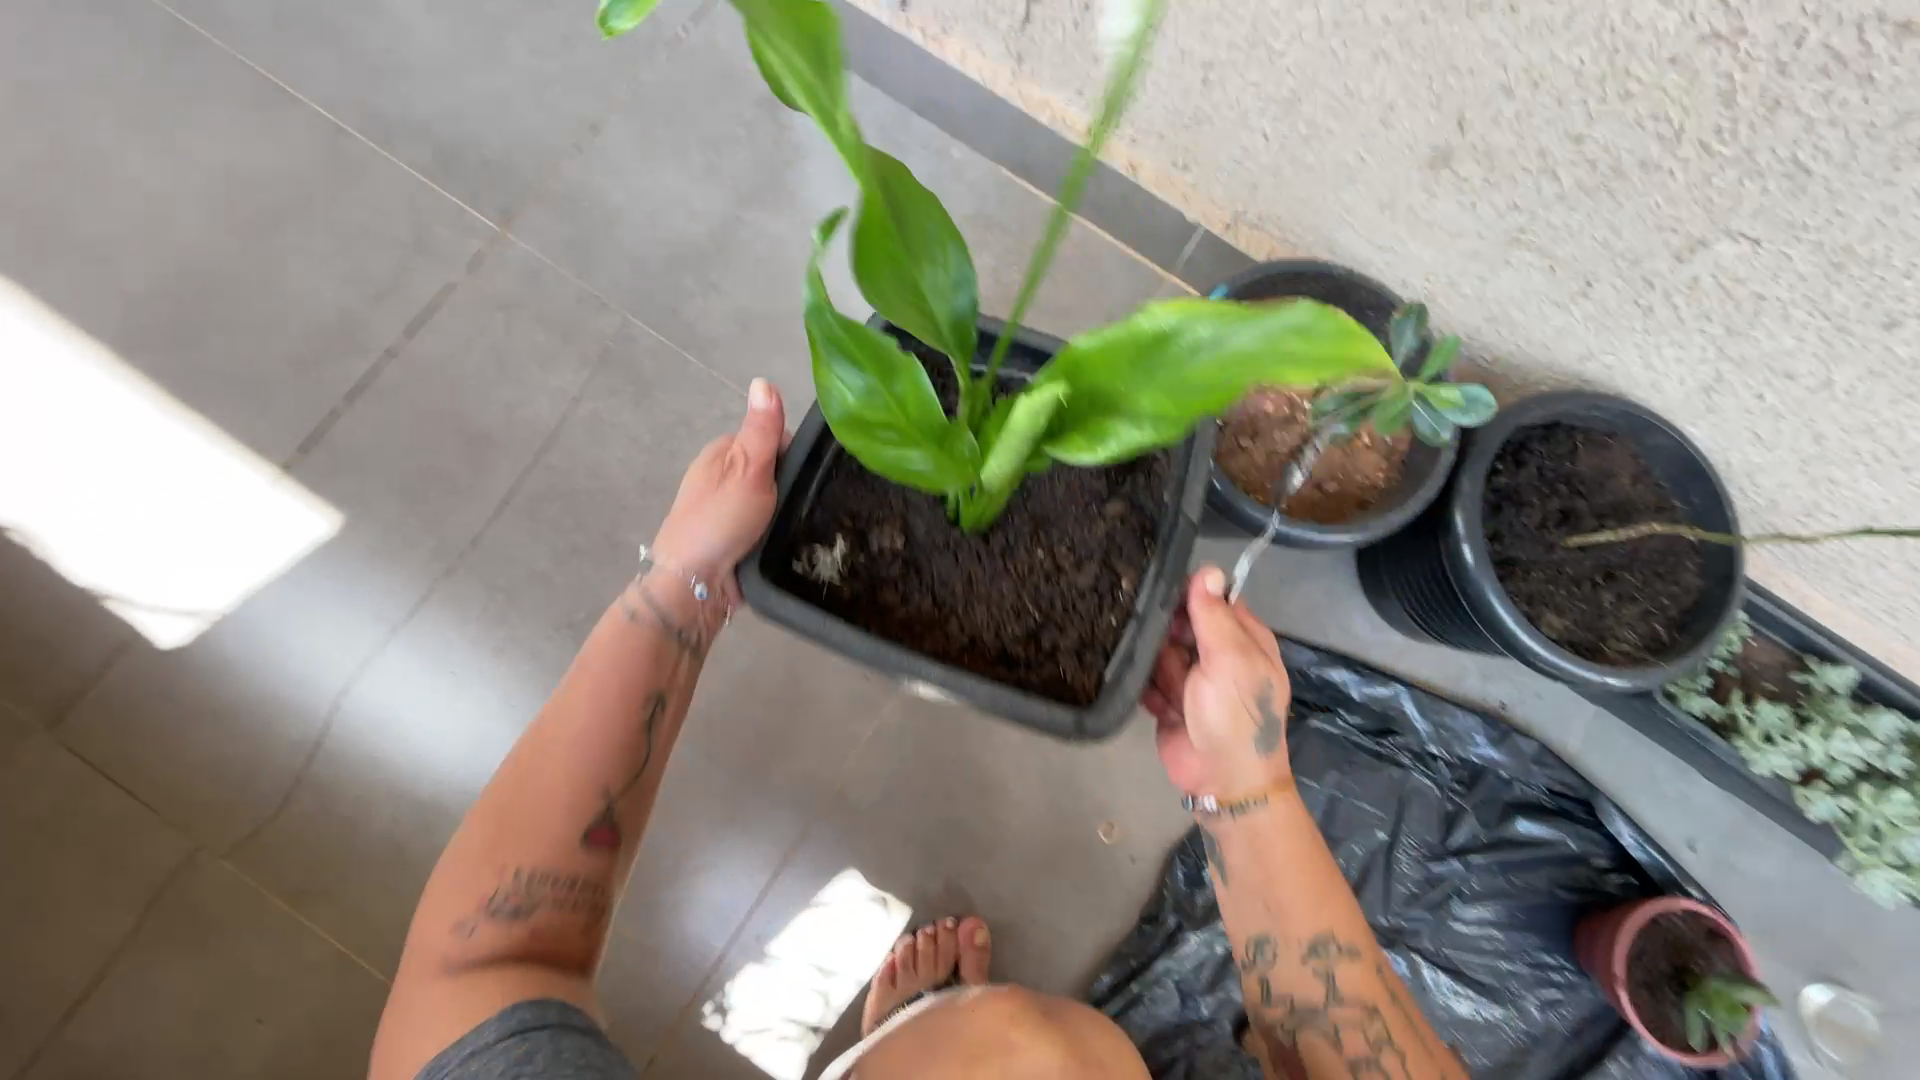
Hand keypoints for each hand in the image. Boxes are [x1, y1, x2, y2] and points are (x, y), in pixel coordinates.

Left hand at [651, 378, 788, 603]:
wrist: (694, 583)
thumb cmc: (721, 521)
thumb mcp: (748, 469)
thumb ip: (762, 430)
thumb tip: (763, 379)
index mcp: (722, 453)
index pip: (773, 440)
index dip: (795, 455)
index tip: (807, 477)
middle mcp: (721, 478)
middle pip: (773, 473)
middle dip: (791, 488)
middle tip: (806, 507)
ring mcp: (724, 512)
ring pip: (771, 503)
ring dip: (786, 515)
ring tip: (806, 528)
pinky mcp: (731, 542)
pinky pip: (765, 530)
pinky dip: (776, 536)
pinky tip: (789, 545)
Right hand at [1143, 565, 1293, 799]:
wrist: (1222, 780)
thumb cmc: (1234, 716)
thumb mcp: (1229, 659)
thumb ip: (1213, 614)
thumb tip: (1208, 569)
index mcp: (1245, 639)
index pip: (1214, 599)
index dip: (1191, 598)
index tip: (1167, 600)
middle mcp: (1219, 655)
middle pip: (1180, 623)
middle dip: (1168, 637)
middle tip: (1171, 654)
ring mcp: (1192, 679)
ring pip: (1159, 651)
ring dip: (1159, 668)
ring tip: (1173, 690)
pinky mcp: (1168, 701)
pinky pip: (1147, 680)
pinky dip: (1148, 690)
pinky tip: (1159, 703)